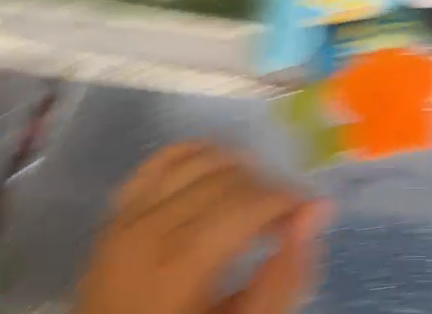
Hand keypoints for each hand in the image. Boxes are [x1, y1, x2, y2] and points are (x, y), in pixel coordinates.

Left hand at [77, 143, 329, 313]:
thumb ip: (283, 278)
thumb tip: (315, 212)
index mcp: (182, 263)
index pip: (249, 201)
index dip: (286, 198)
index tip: (306, 212)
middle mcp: (150, 228)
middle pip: (226, 178)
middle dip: (265, 187)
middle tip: (284, 214)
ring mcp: (127, 217)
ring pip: (196, 159)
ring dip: (233, 166)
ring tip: (252, 196)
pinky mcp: (115, 213)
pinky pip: (159, 161)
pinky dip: (192, 154)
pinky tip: (214, 168)